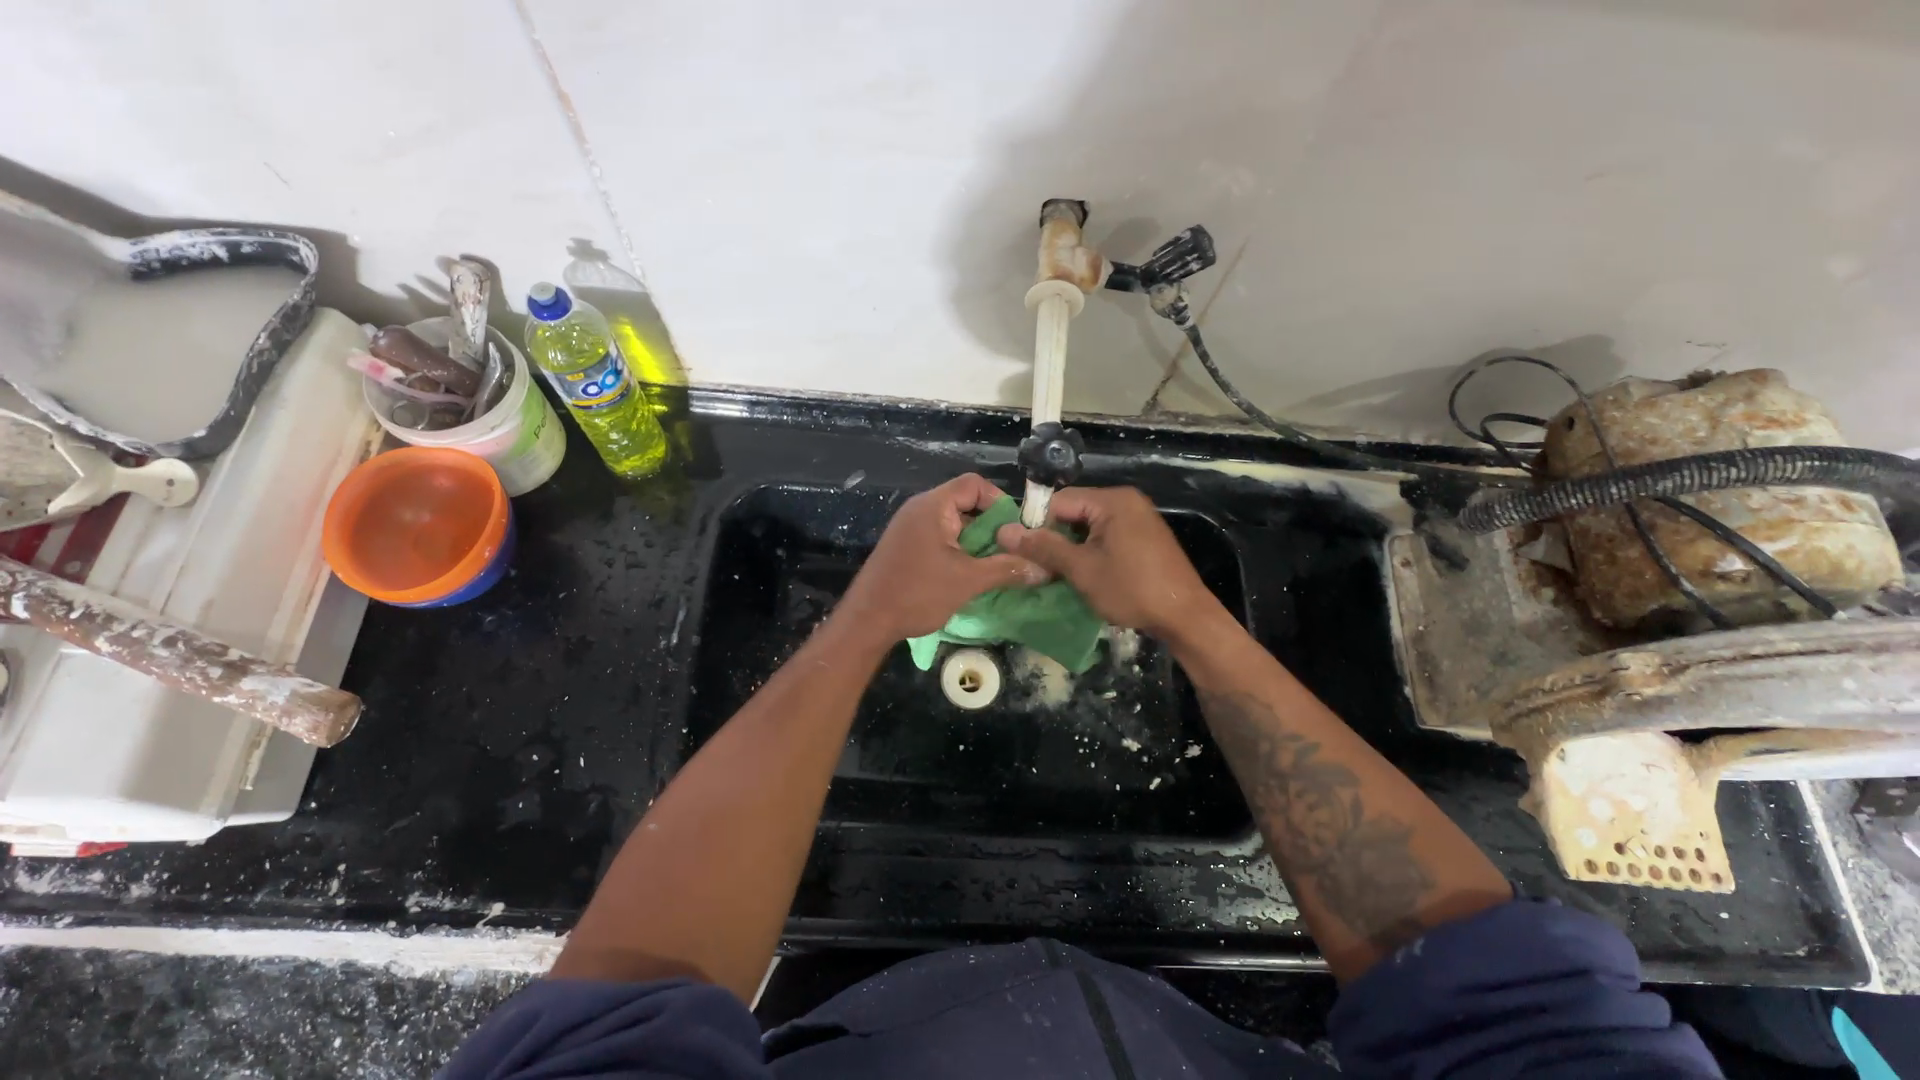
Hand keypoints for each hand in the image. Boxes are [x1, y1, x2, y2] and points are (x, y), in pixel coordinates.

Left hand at [833, 474, 1046, 645]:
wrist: (867, 620)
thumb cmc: (917, 593)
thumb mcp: (968, 580)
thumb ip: (1007, 569)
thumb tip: (1044, 569)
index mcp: (933, 506)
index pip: (974, 484)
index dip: (999, 501)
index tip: (1017, 529)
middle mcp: (920, 510)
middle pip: (966, 503)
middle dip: (992, 527)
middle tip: (1013, 551)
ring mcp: (911, 529)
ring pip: (955, 525)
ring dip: (978, 543)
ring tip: (997, 566)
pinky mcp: (907, 547)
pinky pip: (942, 539)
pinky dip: (960, 552)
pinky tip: (972, 575)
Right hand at [994, 486, 1222, 641]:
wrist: (1185, 617)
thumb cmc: (1131, 589)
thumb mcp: (1081, 569)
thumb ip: (1043, 547)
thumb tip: (1004, 531)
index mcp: (1112, 500)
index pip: (1059, 501)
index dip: (1037, 526)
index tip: (1024, 555)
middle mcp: (1126, 502)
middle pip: (1073, 512)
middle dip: (1054, 539)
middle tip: (1039, 569)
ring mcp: (1138, 519)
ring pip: (1088, 528)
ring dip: (1071, 550)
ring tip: (1059, 576)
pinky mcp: (1144, 539)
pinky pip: (1106, 538)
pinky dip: (1091, 554)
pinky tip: (1085, 576)